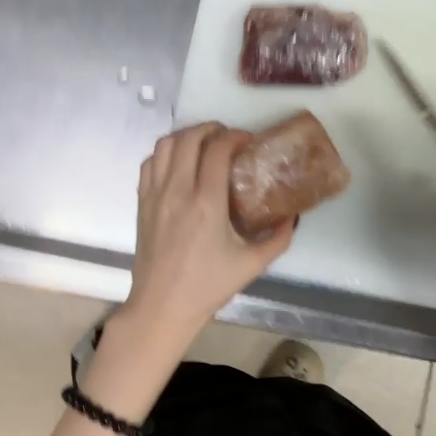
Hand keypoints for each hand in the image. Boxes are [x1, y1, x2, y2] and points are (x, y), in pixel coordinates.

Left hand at [114, 122, 295, 360]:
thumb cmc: (208, 287)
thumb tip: (292, 217)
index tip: (248, 141)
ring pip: (164, 145)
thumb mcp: (252, 264)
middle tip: (227, 137)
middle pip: (189, 139)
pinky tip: (179, 162)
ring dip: (186, 136)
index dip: (234, 137)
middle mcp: (177, 192)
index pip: (217, 150)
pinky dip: (165, 153)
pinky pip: (149, 163)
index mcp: (206, 204)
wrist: (162, 307)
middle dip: (210, 129)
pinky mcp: (142, 203)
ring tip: (203, 143)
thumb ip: (278, 238)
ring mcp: (155, 196)